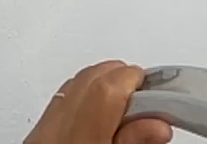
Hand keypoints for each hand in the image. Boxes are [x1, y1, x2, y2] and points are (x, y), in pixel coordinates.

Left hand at [22, 61, 171, 143]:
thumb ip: (134, 138)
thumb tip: (160, 122)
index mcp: (87, 107)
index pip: (121, 74)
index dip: (146, 82)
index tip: (163, 98)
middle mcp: (65, 99)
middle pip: (102, 70)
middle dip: (127, 83)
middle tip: (148, 109)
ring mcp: (51, 107)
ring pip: (84, 77)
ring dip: (108, 87)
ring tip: (126, 115)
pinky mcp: (42, 119)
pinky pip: (69, 91)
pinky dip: (87, 95)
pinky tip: (101, 118)